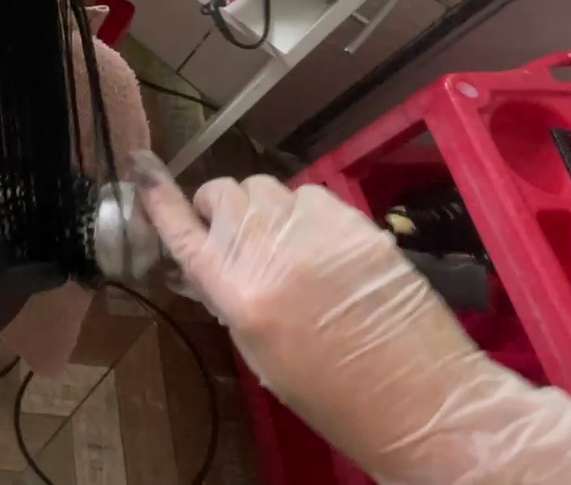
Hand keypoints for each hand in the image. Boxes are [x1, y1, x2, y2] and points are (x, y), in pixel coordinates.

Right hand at [128, 152, 570, 484]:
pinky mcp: (355, 226)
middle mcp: (271, 257)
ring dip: (262, 207)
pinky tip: (323, 243)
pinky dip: (304, 211)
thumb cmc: (333, 392)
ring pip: (263, 187)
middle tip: (239, 237)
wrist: (431, 405)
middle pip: (222, 194)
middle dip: (220, 208)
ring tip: (286, 242)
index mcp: (240, 296)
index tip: (139, 165)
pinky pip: (308, 194)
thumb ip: (224, 292)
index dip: (157, 197)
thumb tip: (199, 254)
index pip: (183, 232)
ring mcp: (316, 236)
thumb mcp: (259, 349)